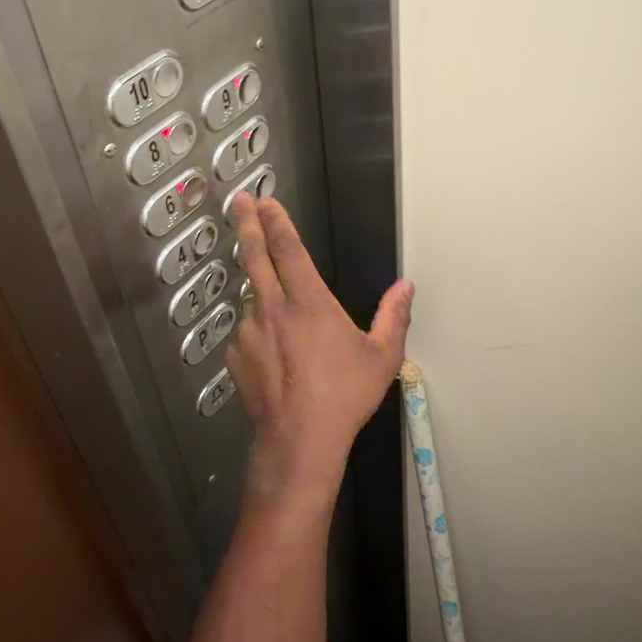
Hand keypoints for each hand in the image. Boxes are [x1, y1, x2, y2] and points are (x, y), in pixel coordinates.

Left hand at [225, 193, 414, 514]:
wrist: (299, 441)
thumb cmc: (345, 397)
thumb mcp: (382, 358)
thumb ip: (394, 317)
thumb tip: (407, 285)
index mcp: (308, 302)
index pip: (288, 248)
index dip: (276, 220)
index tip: (265, 200)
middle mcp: (272, 308)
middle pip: (254, 256)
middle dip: (247, 224)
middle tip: (238, 201)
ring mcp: (248, 332)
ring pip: (253, 301)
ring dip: (263, 297)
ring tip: (285, 325)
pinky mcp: (235, 356)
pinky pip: (247, 336)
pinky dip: (259, 335)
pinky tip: (275, 359)